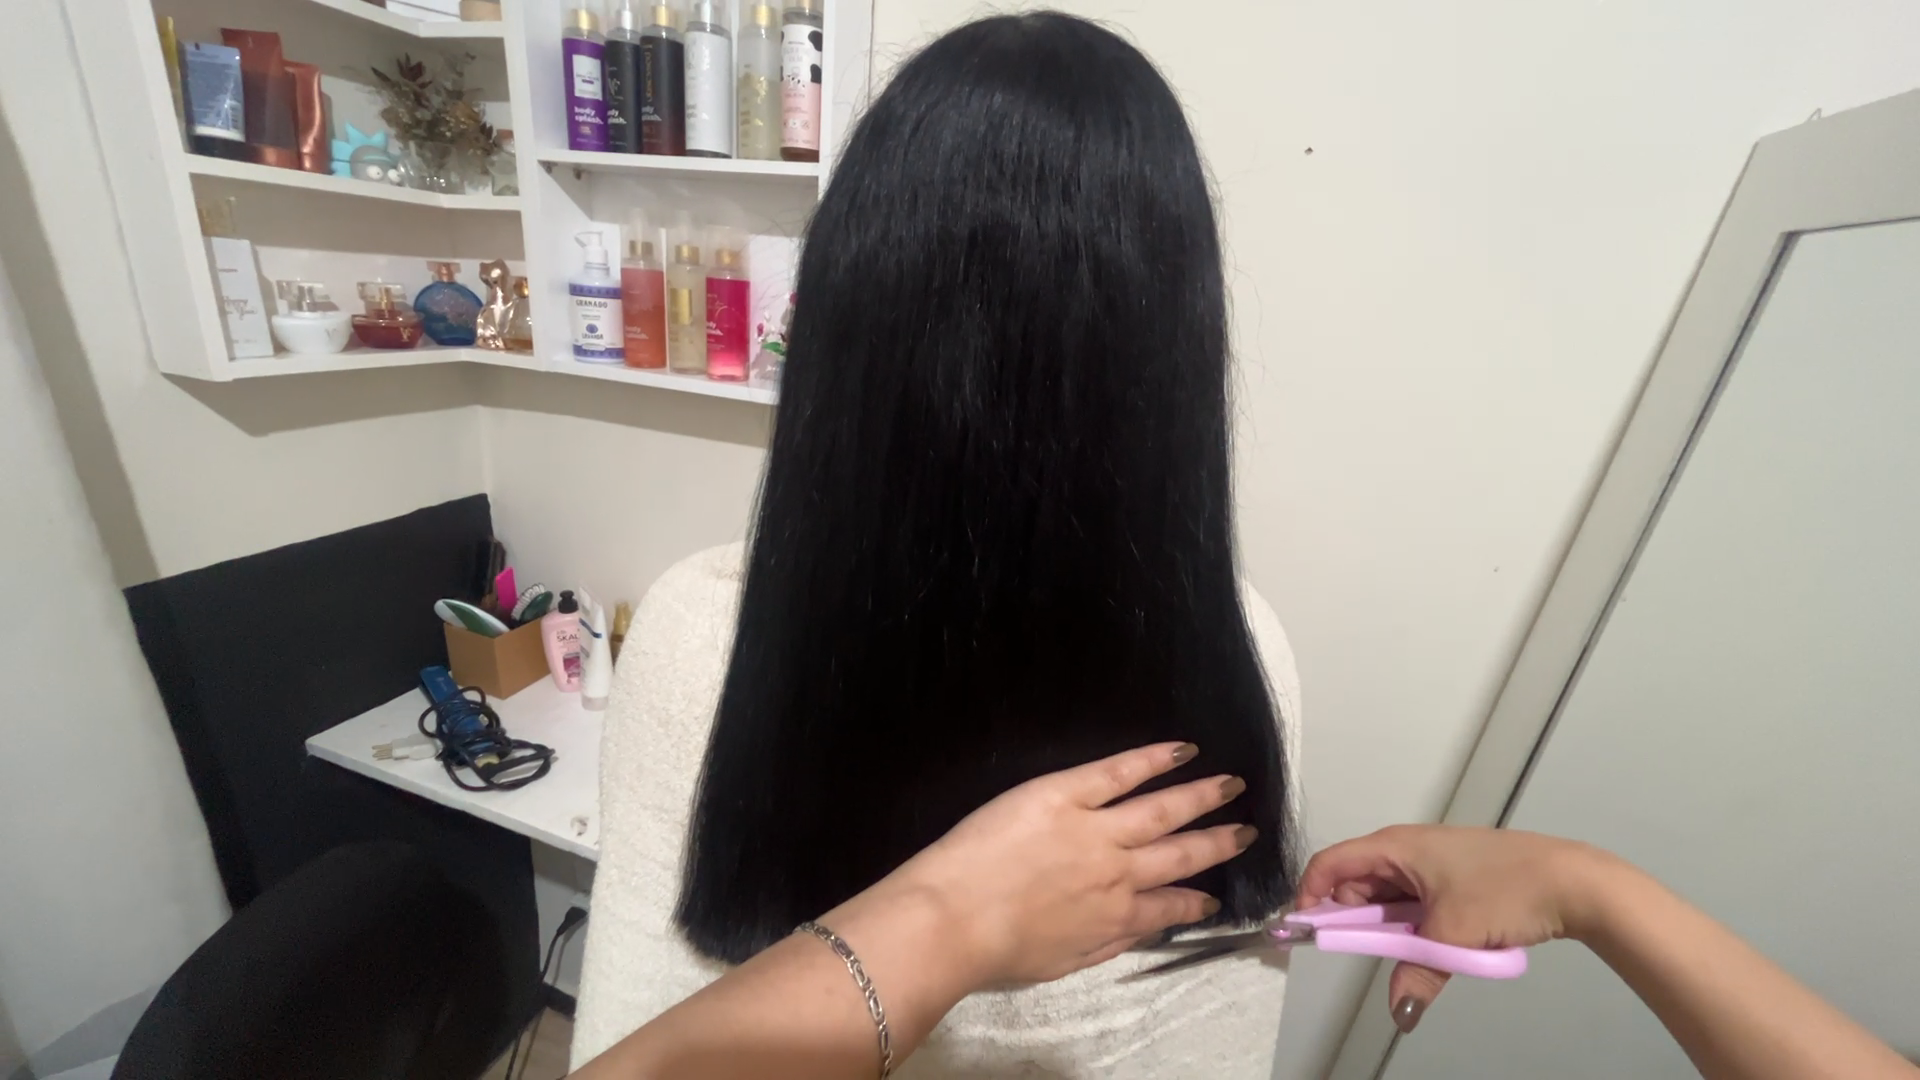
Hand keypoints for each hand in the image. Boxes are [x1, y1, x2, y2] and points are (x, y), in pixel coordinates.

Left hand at [841, 742, 1255, 987]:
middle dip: (1217, 842)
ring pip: (1162, 809)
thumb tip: (1131, 934)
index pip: (1167, 907)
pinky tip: (1179, 749)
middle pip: (1179, 853)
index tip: (1214, 897)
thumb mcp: (1060, 963)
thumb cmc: (996, 947)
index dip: (1195, 902)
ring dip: (1201, 797)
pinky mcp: (1067, 793)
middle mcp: (1118, 872)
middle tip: (1246, 828)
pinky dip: (1152, 759)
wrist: (954, 916)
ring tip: (1230, 784)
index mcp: (1113, 917)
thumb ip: (1102, 946)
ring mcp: (1096, 829)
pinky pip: (1119, 772)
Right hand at [1295, 825, 1624, 1031]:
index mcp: (1392, 846)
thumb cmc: (1504, 889)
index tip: (1306, 929)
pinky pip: (1413, 901)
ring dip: (1388, 925)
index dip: (1311, 892)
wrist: (1576, 881)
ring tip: (1405, 954)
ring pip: (1388, 895)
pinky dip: (1412, 925)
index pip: (1331, 863)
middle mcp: (1403, 848)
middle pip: (1356, 882)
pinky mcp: (1452, 877)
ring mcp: (1429, 862)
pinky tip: (1431, 946)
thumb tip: (1399, 1013)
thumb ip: (1419, 972)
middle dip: (1354, 917)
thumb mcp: (1456, 933)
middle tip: (1364, 952)